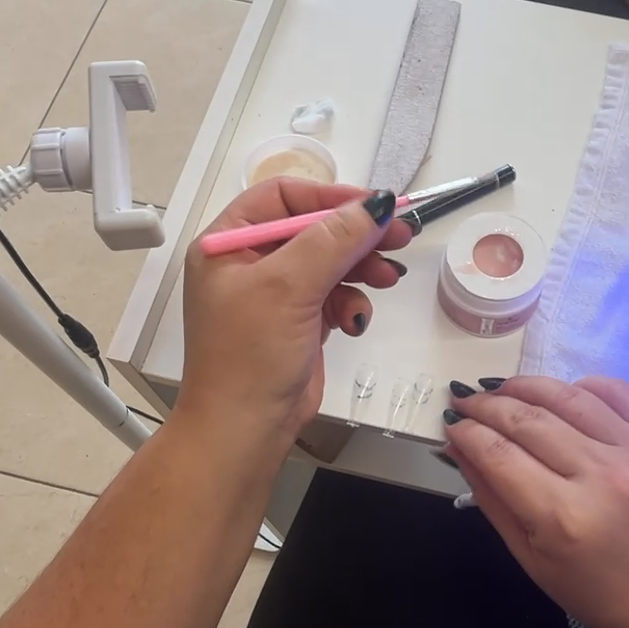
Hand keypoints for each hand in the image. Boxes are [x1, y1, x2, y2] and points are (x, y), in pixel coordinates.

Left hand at [176, 180, 407, 441]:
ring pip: (330, 262)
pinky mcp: (299, 322)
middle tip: (400, 236)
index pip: (283, 197)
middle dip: (356, 234)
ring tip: (387, 277)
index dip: (330, 197)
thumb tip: (378, 204)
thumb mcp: (289, 286)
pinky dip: (350, 303)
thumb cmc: (249, 356)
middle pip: (314, 228)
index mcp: (228, 242)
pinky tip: (355, 320)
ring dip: (361, 267)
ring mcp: (275, 294)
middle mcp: (250, 263)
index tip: (375, 206)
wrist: (245, 430)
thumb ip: (334, 239)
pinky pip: (334, 295)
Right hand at [444, 375, 628, 627]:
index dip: (467, 432)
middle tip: (465, 398)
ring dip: (525, 385)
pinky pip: (617, 392)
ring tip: (501, 387)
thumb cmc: (588, 586)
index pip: (499, 454)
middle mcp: (600, 477)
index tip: (451, 422)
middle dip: (487, 405)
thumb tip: (456, 446)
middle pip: (528, 420)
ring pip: (568, 396)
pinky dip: (583, 384)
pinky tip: (559, 393)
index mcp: (563, 517)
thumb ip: (488, 496)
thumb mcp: (526, 554)